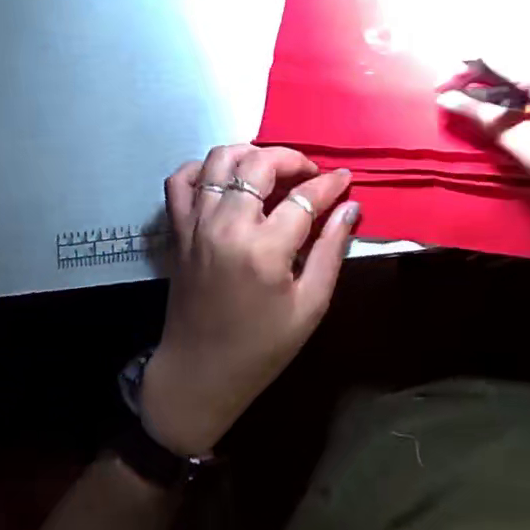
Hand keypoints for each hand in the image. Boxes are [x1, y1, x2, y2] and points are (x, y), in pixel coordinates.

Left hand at [142, 145, 359, 457]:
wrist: (200, 374)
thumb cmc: (263, 346)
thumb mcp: (311, 304)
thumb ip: (331, 249)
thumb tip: (351, 207)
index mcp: (263, 249)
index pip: (304, 197)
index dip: (330, 184)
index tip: (345, 180)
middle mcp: (226, 226)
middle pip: (259, 164)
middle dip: (292, 159)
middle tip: (311, 175)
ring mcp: (196, 225)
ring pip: (219, 160)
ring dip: (251, 155)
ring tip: (272, 171)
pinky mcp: (178, 230)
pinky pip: (181, 180)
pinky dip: (204, 169)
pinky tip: (226, 179)